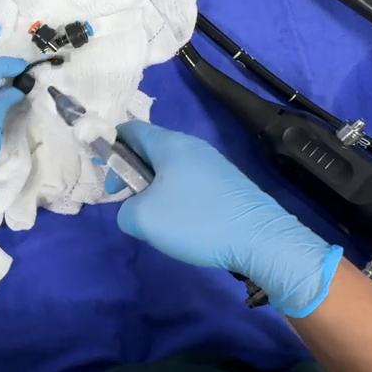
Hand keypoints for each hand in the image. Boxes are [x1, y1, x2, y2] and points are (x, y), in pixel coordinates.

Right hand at [114, 120, 342, 317]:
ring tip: (156, 218)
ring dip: (155, 188)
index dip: (111, 148)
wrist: (262, 241)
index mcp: (169, 144)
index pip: (130, 130)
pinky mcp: (228, 183)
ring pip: (170, 168)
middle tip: (128, 202)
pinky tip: (183, 223)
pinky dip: (177, 196)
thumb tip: (133, 210)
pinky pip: (190, 181)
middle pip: (150, 149)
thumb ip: (124, 209)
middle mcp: (192, 146)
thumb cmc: (196, 221)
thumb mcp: (142, 218)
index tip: (109, 177)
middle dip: (132, 173)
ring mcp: (213, 163)